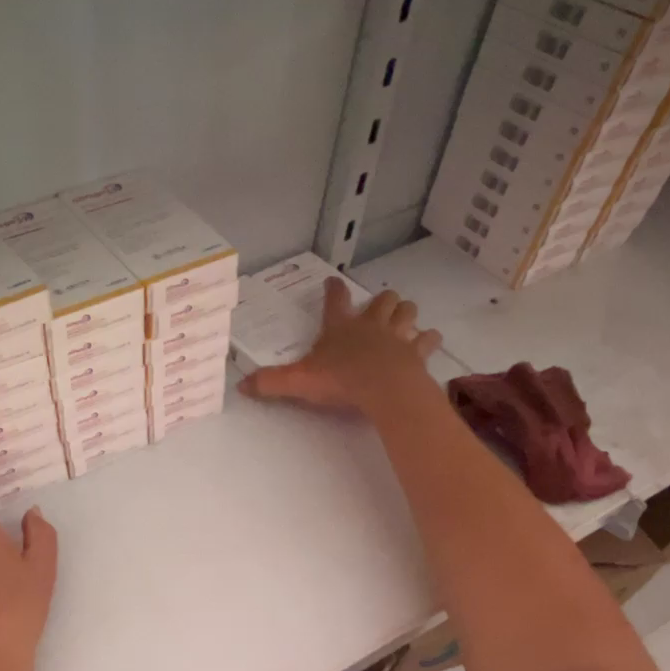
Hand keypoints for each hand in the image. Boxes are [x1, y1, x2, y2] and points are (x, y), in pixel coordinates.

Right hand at [239, 278, 442, 415]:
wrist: (383, 388)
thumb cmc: (340, 380)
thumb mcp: (298, 382)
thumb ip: (270, 383)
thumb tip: (240, 386)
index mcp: (340, 328)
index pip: (335, 301)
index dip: (334, 290)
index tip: (334, 282)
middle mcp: (370, 326)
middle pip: (382, 300)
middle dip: (382, 300)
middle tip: (380, 305)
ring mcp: (397, 337)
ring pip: (407, 312)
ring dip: (406, 312)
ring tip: (405, 318)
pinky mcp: (417, 353)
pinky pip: (428, 340)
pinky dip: (429, 340)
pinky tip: (429, 342)